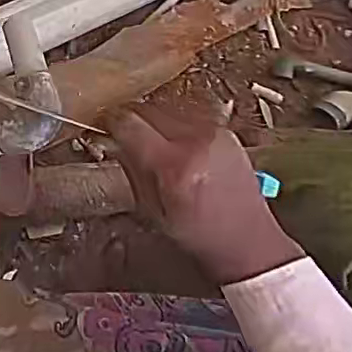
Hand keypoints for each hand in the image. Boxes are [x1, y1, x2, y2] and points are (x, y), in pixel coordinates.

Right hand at [105, 103, 302, 283]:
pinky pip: (188, 117)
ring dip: (152, 120)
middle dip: (131, 119)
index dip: (110, 120)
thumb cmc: (198, 234)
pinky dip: (174, 126)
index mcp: (173, 166)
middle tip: (122, 132)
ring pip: (167, 109)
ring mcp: (214, 134)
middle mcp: (195, 142)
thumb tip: (113, 142)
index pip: (129, 123)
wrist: (249, 242)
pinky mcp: (226, 133)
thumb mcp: (152, 210)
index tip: (101, 123)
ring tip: (150, 141)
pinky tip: (174, 144)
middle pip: (147, 109)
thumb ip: (131, 170)